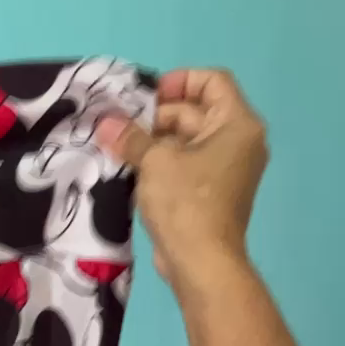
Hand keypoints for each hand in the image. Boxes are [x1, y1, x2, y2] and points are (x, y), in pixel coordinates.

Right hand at [96, 68, 267, 286]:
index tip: (146, 97)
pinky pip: (184, 168)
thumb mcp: (155, 162)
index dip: (178, 81)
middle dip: (156, 117)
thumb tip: (106, 123)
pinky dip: (161, 166)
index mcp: (237, 124)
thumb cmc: (186, 204)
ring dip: (154, 143)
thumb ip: (131, 138)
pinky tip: (131, 172)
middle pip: (195, 113)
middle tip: (121, 127)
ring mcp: (225, 171)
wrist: (201, 264)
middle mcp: (238, 143)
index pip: (212, 81)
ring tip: (119, 149)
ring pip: (186, 143)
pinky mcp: (209, 195)